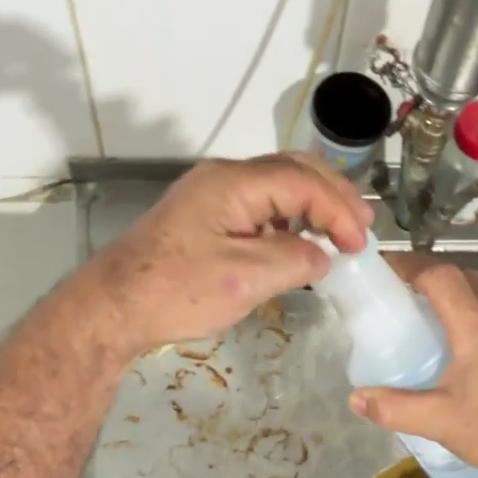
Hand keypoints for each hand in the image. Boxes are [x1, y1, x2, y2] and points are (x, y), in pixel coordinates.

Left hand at [65, 153, 373, 355]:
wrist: (115, 306)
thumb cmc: (177, 291)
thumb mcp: (244, 279)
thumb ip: (293, 261)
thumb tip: (322, 256)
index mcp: (233, 183)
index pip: (302, 182)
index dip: (337, 210)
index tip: (358, 245)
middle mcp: (223, 178)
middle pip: (292, 171)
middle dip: (332, 195)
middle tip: (363, 225)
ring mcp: (212, 197)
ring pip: (276, 186)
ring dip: (313, 205)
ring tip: (341, 231)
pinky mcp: (206, 218)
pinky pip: (259, 206)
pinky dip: (289, 219)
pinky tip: (301, 241)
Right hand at [348, 257, 477, 477]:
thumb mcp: (440, 423)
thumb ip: (395, 408)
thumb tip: (356, 400)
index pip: (443, 278)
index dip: (412, 266)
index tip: (388, 268)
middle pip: (469, 279)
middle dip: (436, 276)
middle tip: (407, 291)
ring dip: (461, 297)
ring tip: (433, 320)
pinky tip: (468, 352)